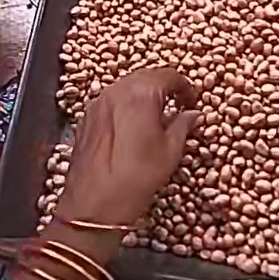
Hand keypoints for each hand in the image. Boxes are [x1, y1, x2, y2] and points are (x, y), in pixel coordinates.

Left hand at [55, 68, 201, 247]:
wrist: (94, 204)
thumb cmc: (137, 178)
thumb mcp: (170, 151)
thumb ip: (182, 125)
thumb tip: (192, 113)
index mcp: (140, 94)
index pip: (169, 76)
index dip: (185, 87)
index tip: (191, 102)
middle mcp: (116, 91)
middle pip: (145, 77)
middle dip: (164, 88)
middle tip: (177, 106)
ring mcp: (97, 103)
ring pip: (126, 87)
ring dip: (143, 95)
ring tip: (156, 116)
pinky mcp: (86, 118)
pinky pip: (110, 101)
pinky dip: (125, 105)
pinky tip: (132, 126)